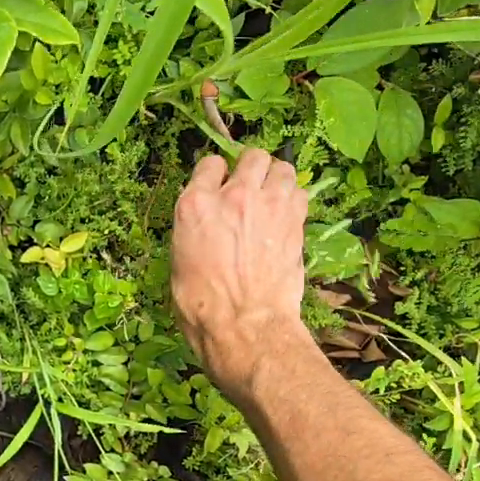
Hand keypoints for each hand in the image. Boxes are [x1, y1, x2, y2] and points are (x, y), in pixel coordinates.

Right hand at [169, 149, 311, 398]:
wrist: (243, 323)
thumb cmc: (199, 303)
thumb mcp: (180, 260)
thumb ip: (195, 228)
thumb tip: (206, 223)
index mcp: (194, 206)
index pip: (208, 165)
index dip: (213, 175)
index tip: (214, 187)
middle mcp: (233, 195)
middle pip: (251, 156)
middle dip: (248, 168)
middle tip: (245, 187)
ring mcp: (269, 204)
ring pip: (281, 167)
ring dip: (274, 178)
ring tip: (268, 197)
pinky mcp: (296, 219)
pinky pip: (298, 192)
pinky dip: (291, 198)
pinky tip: (282, 216)